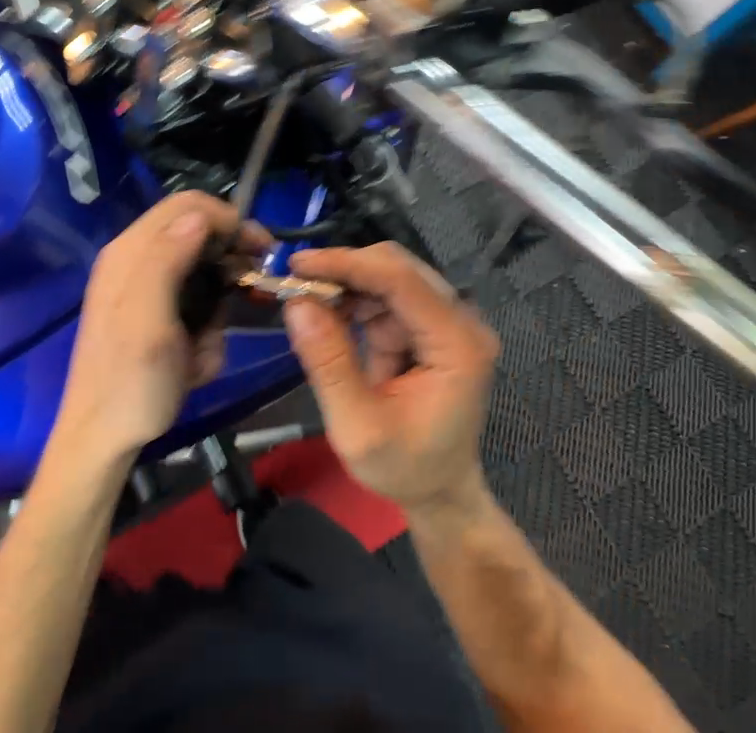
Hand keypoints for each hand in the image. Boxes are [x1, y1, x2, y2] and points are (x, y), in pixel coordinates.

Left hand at [54, 191, 268, 466]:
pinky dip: (204, 335)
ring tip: (204, 351)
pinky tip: (194, 364)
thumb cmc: (130, 383)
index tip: (262, 253)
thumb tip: (201, 216)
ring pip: (203, 279)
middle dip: (226, 272)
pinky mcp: (153, 317)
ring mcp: (144, 290)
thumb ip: (168, 260)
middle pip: (199, 236)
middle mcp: (136, 261)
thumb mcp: (150, 321)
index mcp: (131, 253)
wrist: (102, 439)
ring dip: (216, 313)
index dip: (230, 220)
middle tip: (249, 302)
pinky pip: (195, 310)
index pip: (189, 205)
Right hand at [283, 243, 498, 514]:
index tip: (297, 264)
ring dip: (345, 285)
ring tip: (304, 303)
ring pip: (390, 277)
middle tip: (293, 282)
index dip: (347, 264)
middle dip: (344, 270)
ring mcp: (447, 322)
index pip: (401, 281)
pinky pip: (387, 297)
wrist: (439, 492)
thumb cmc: (405, 468)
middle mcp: (461, 322)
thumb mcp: (357, 426)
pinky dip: (353, 301)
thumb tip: (296, 304)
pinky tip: (327, 318)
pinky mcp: (429, 327)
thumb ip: (329, 363)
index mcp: (457, 345)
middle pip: (399, 269)